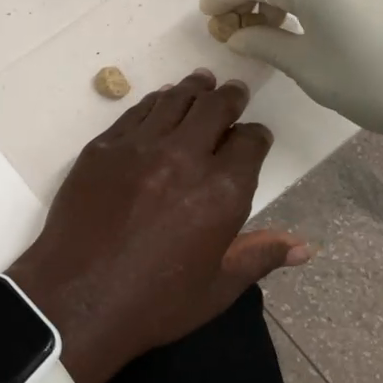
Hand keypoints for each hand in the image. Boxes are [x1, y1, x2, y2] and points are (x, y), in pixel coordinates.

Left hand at [5, 70, 309, 382]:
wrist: (78, 295)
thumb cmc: (156, 301)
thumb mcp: (217, 287)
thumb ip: (259, 255)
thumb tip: (303, 246)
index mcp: (222, 193)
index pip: (250, 143)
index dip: (256, 136)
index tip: (255, 135)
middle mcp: (184, 157)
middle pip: (213, 109)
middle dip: (229, 98)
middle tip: (234, 90)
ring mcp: (139, 147)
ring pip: (173, 101)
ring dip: (192, 89)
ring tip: (202, 80)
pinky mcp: (103, 146)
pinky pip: (136, 112)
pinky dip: (154, 102)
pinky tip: (160, 100)